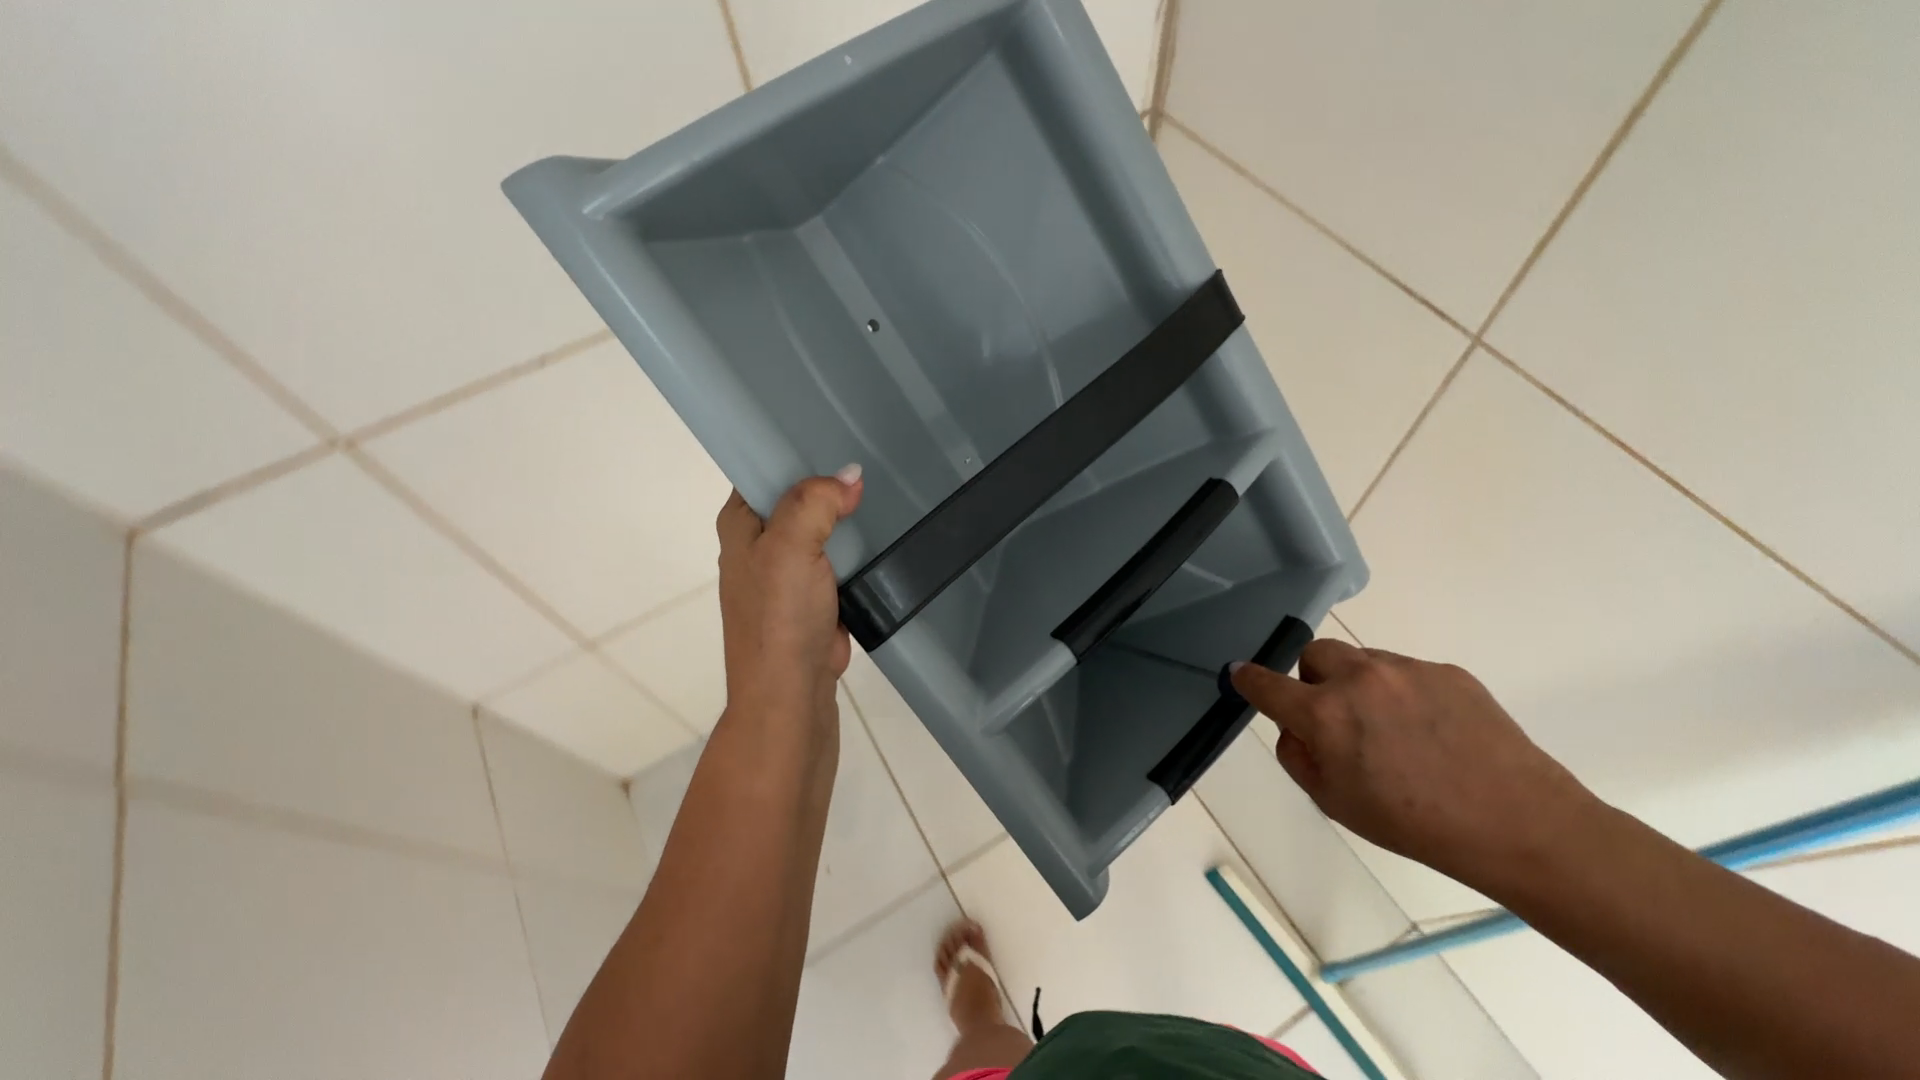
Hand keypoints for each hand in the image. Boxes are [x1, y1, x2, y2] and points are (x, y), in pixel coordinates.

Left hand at [715, 468, 863, 726]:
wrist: (791, 692)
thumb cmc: (780, 616)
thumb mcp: (790, 547)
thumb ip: (815, 502)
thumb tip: (850, 475)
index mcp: (741, 524)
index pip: (764, 469)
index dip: (796, 450)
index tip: (837, 430)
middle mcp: (760, 543)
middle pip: (798, 496)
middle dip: (829, 481)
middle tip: (873, 454)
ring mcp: (789, 571)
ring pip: (822, 527)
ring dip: (848, 514)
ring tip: (887, 483)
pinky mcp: (816, 595)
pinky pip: (839, 558)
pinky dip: (858, 546)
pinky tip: (884, 529)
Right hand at [1230, 640, 1599, 886]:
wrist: (1514, 821)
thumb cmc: (1414, 824)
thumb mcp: (1335, 803)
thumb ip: (1299, 758)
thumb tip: (1294, 729)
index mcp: (1323, 714)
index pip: (1268, 684)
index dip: (1249, 679)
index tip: (1241, 675)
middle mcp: (1360, 679)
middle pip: (1316, 653)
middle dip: (1313, 678)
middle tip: (1334, 716)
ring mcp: (1407, 670)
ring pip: (1363, 661)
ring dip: (1360, 685)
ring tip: (1393, 731)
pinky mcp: (1448, 671)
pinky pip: (1407, 673)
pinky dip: (1403, 694)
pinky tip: (1431, 733)